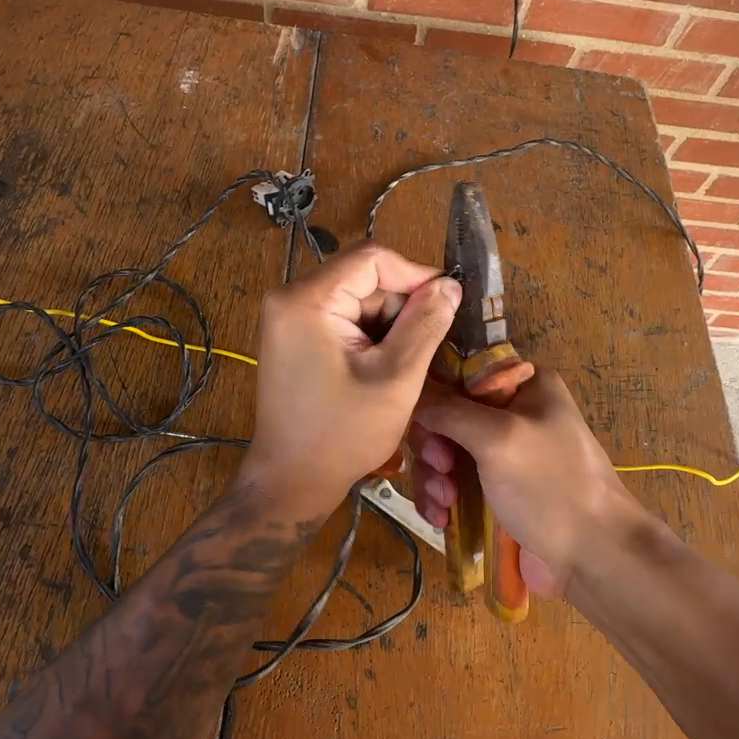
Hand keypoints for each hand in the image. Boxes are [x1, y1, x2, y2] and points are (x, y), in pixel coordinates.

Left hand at [243, 242, 460, 520]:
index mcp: (306, 300)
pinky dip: (370, 335)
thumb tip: (450, 286)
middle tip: (431, 344)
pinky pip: (342, 317)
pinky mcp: (294, 336)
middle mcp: (290, 298)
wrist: (292, 479)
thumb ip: (425, 325)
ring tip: (409, 362)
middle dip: (401, 306)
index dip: (415, 275)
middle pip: (363, 278)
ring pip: (357, 299)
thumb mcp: (395, 378)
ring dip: (389, 324)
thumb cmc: (342, 434)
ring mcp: (288, 317)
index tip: (448, 303)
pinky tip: (386, 366)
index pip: (371, 259)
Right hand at [409, 370, 641, 596]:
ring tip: (443, 503)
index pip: (458, 373)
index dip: (434, 399)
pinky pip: (452, 481)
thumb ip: (449, 411)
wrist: (594, 557)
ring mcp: (503, 452)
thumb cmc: (552, 486)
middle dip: (434, 447)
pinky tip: (441, 517)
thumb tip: (411, 396)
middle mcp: (512, 411)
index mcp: (523, 383)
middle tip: (441, 472)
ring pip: (444, 451)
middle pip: (445, 415)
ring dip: (434, 477)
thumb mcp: (498, 438)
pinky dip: (441, 497)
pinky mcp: (494, 487)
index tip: (428, 430)